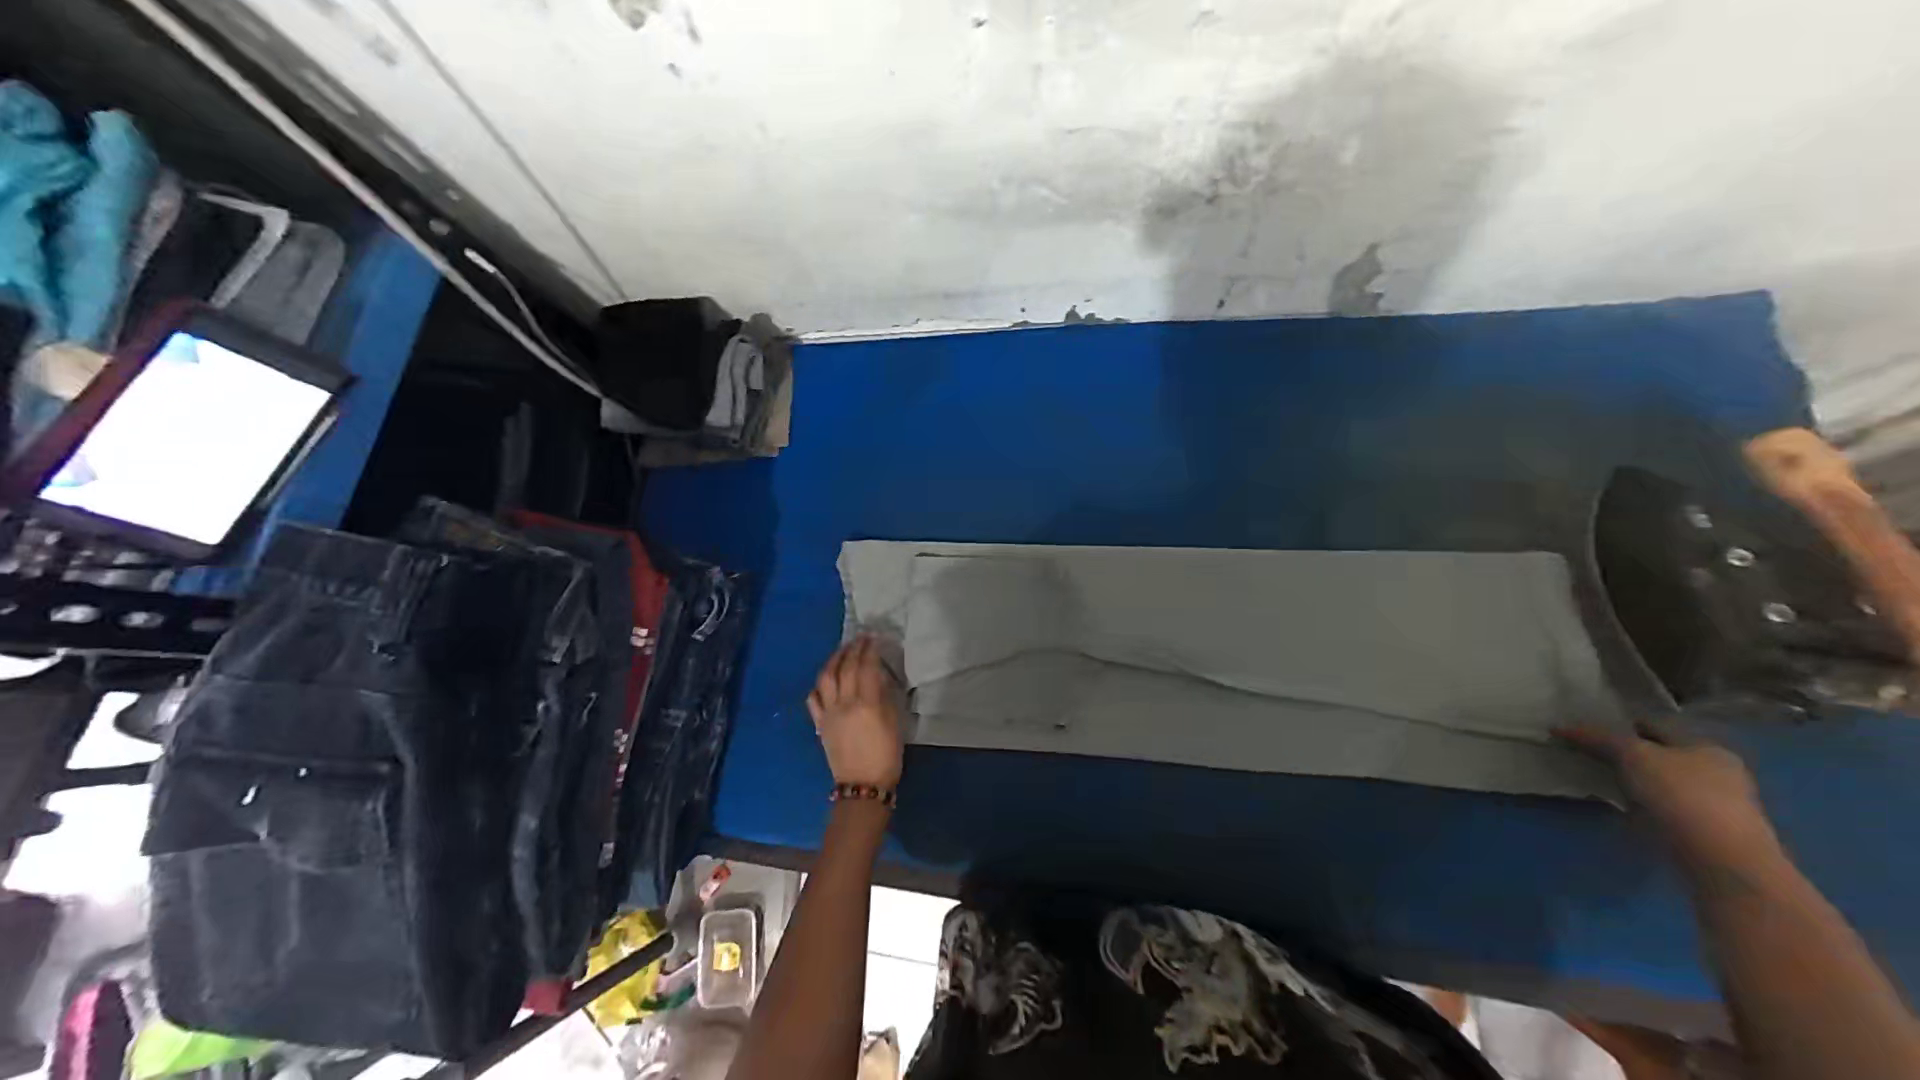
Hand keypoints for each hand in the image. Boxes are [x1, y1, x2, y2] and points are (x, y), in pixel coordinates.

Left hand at [807, 637, 904, 788]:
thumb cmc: (887, 756)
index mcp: (868, 703)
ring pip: (826, 679)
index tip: (874, 638)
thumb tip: (880, 678)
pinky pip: (814, 699)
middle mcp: (845, 703)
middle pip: (846, 668)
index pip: (867, 667)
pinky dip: (818, 686)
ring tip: (841, 651)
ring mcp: (829, 713)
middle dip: (853, 649)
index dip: (870, 650)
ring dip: (833, 660)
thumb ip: (886, 698)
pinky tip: (825, 680)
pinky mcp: (820, 724)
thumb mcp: (895, 724)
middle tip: (860, 638)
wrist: (863, 785)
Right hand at [1557, 722, 1781, 870]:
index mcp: (1705, 745)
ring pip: (1662, 780)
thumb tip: (1560, 727)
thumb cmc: (1679, 794)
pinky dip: (1646, 804)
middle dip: (1627, 754)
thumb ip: (1598, 737)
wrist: (1723, 859)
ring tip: (1604, 783)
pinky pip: (1667, 805)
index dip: (1619, 725)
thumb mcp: (1631, 755)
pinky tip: (1627, 809)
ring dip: (1635, 780)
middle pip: (1659, 753)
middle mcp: (1717, 770)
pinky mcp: (1709, 829)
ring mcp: (1717, 802)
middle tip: (1591, 757)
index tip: (1588, 734)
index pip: (1653, 725)